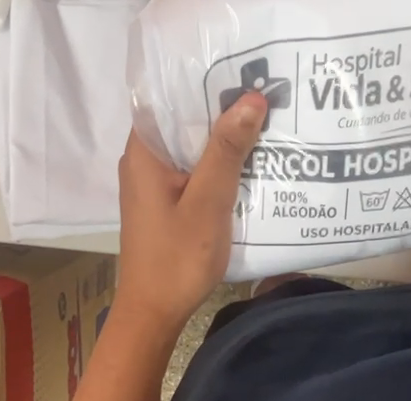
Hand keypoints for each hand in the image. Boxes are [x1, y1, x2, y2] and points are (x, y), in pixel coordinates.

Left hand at [114, 93, 267, 331]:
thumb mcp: (208, 201)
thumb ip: (227, 150)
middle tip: (267, 99)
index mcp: (143, 152)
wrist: (153, 315)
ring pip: (191, 150)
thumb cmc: (176, 260)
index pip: (172, 96)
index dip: (209, 83)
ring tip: (266, 127)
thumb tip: (251, 99)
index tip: (247, 75)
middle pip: (184, 122)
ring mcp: (152, 187)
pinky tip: (247, 168)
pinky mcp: (163, 207)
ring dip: (223, 143)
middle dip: (223, 112)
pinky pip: (192, 175)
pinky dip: (216, 170)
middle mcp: (142, 162)